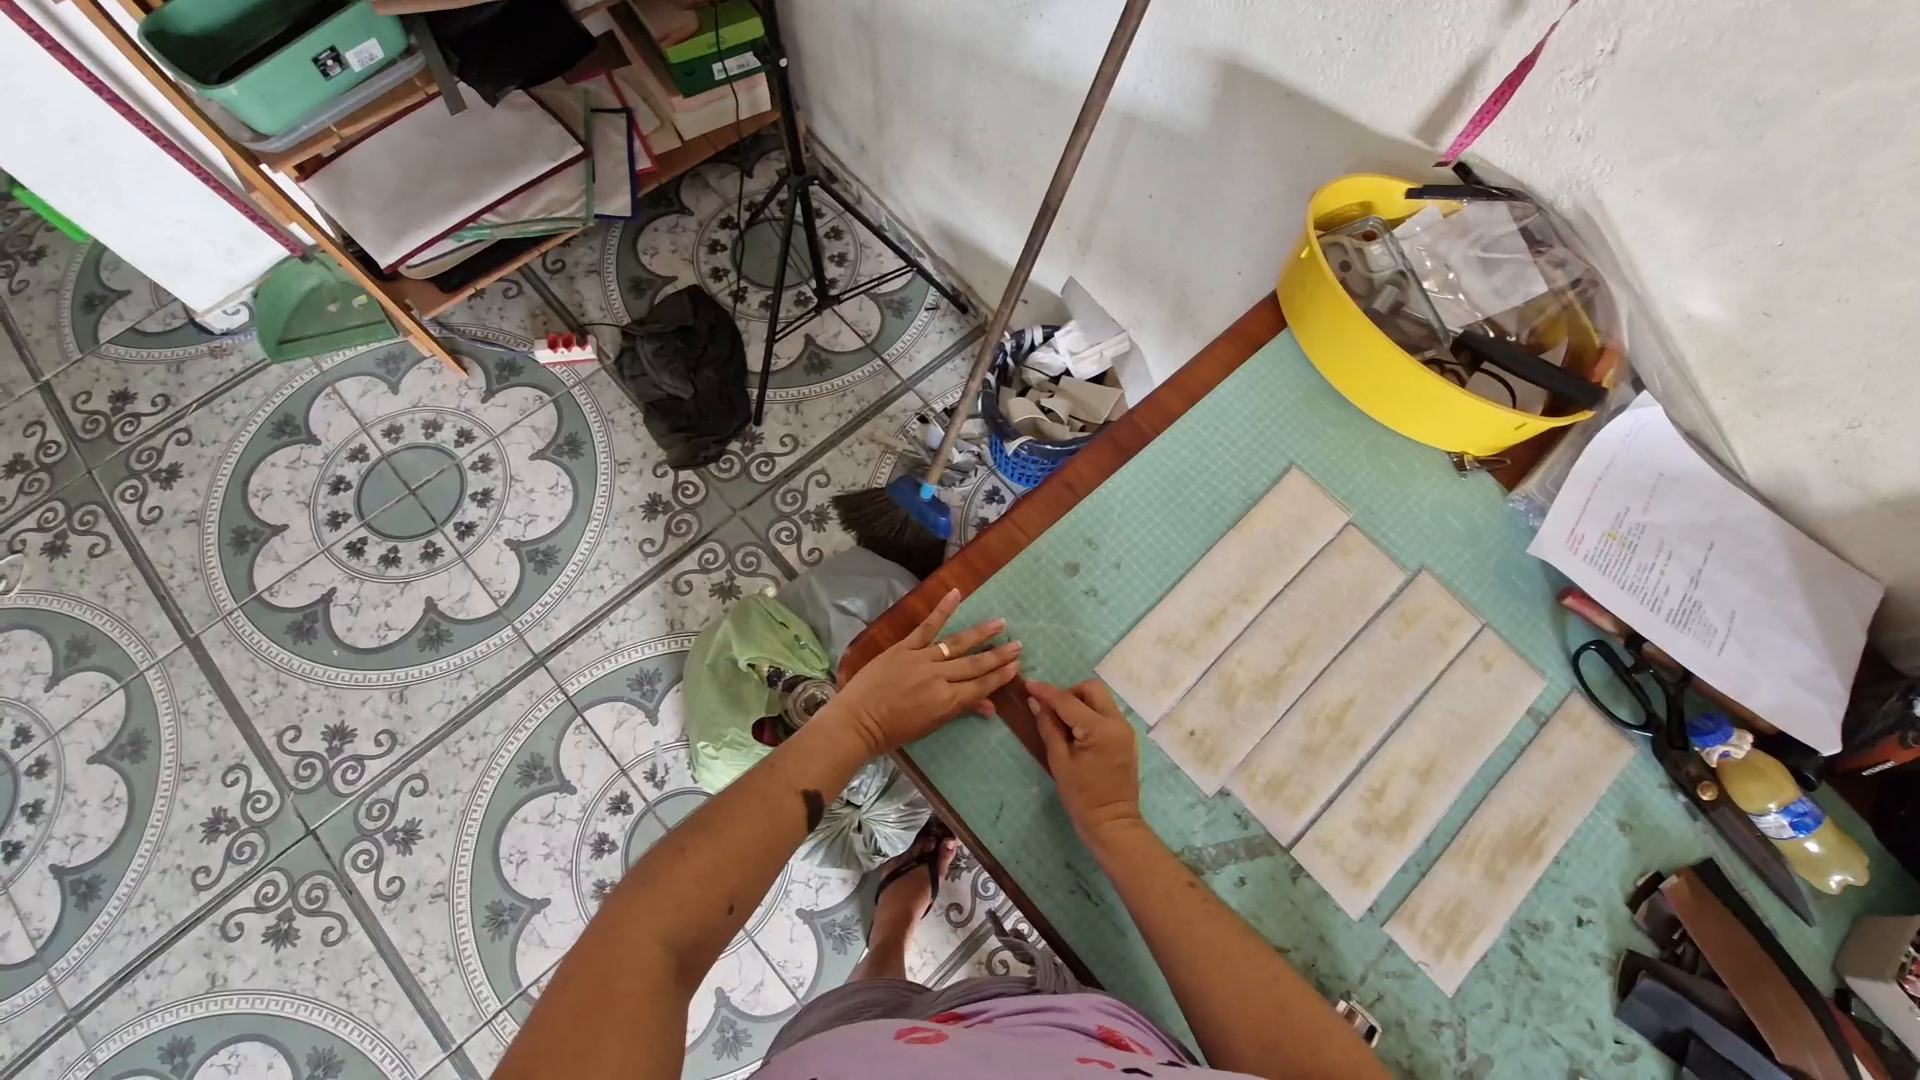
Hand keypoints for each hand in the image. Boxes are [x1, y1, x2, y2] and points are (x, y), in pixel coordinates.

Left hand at [830, 589, 1022, 756]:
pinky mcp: (904, 648)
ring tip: (1000, 623)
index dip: (999, 676)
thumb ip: (960, 711)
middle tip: (1018, 644)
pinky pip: (927, 627)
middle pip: (974, 665)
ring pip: (957, 644)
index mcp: (947, 702)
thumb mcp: (930, 726)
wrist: (857, 721)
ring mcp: (921, 660)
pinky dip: (942, 610)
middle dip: (998, 655)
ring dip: (980, 633)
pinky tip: (956, 594)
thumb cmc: (893, 731)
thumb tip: (990, 707)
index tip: (1016, 665)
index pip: (980, 686)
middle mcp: (939, 678)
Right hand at [1029, 679, 1143, 843]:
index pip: (1068, 701)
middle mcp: (1117, 722)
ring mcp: (1125, 729)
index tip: (1028, 684)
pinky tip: (1078, 733)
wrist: (1112, 823)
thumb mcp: (1059, 761)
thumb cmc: (1082, 797)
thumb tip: (1036, 702)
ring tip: (1063, 724)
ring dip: (1080, 703)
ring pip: (1101, 699)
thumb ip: (1049, 727)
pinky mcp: (1126, 737)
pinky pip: (1106, 713)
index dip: (1046, 691)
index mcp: (1100, 729)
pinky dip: (1090, 714)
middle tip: (1052, 711)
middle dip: (1069, 693)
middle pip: (1092, 690)